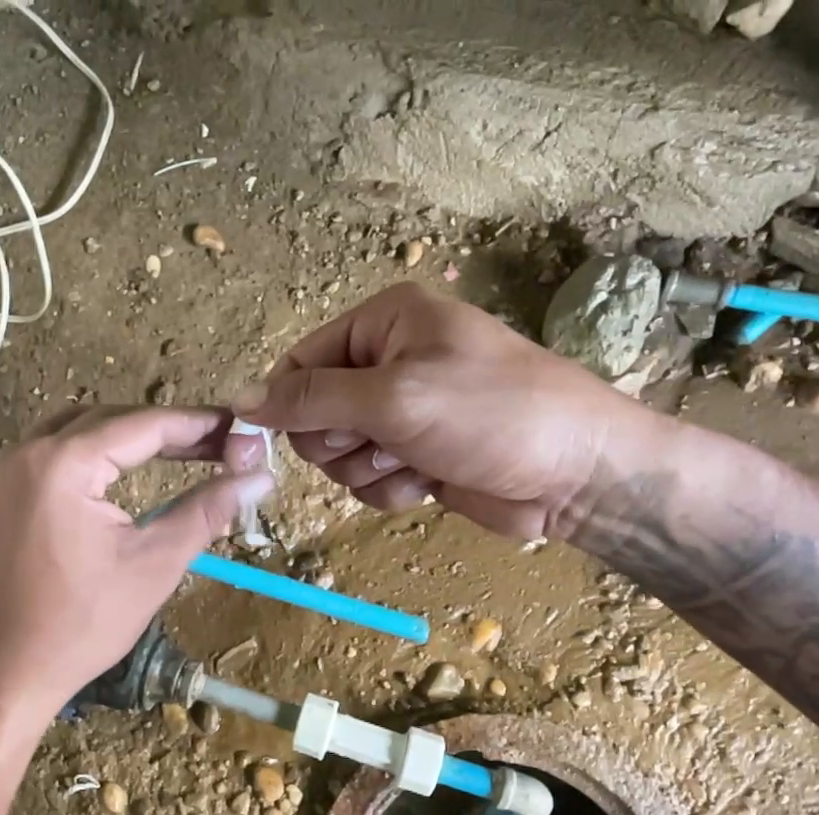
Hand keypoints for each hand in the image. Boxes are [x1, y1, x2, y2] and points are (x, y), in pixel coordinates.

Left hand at [0, 407, 273, 714]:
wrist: (11, 668)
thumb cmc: (84, 622)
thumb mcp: (155, 563)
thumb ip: (207, 510)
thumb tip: (261, 478)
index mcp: (65, 463)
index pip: (144, 425)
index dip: (198, 424)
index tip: (242, 428)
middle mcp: (31, 450)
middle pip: (113, 419)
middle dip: (169, 429)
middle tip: (223, 445)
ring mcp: (12, 468)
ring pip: (83, 428)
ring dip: (133, 434)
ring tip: (186, 450)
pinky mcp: (8, 489)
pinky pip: (60, 449)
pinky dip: (99, 449)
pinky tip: (130, 465)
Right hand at [230, 283, 672, 539]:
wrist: (578, 474)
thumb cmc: (492, 414)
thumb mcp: (396, 397)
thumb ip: (312, 399)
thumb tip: (240, 401)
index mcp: (384, 323)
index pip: (299, 362)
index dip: (286, 404)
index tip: (285, 437)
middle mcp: (388, 362)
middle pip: (312, 413)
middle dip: (341, 440)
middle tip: (380, 441)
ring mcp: (402, 413)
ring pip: (338, 453)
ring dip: (369, 468)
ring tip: (414, 460)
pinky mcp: (415, 455)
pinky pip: (368, 478)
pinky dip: (392, 487)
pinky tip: (430, 480)